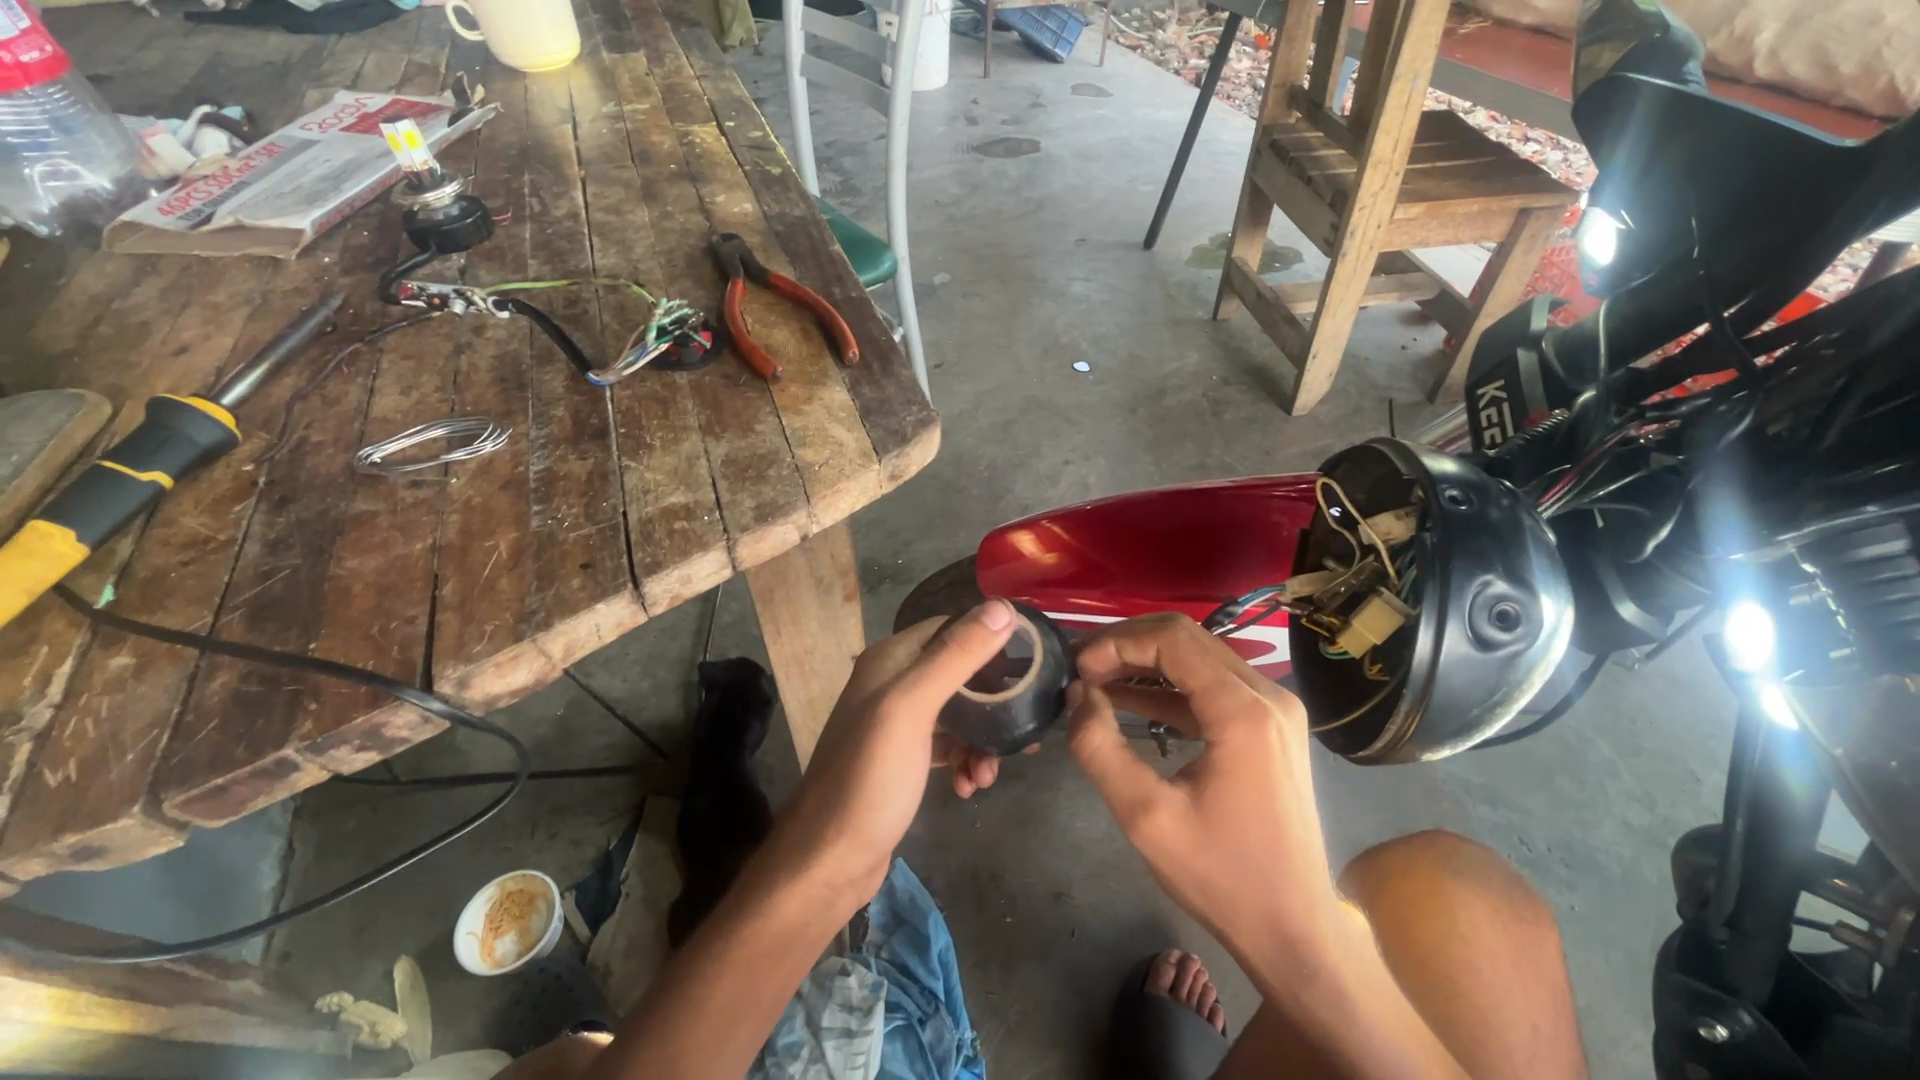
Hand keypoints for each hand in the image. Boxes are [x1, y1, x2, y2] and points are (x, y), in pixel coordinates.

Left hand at [767, 599, 1022, 899]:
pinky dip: (964, 761)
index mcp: (890, 660)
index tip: (1033, 662)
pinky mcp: (903, 759)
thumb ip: (955, 656)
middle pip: (960, 673)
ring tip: (990, 772)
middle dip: (994, 700)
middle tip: (1024, 725)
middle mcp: (891, 683)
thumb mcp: (913, 709)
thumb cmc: (870, 778)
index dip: (991, 639)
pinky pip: (947, 746)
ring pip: (959, 714)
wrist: (830, 858)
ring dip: (983, 738)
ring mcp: (896, 723)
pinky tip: (969, 787)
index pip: (951, 627)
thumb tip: (1002, 607)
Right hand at [1067, 613, 1342, 959]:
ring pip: (1201, 657)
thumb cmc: (1220, 876)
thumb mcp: (1145, 817)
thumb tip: (1077, 695)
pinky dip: (1170, 688)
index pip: (1172, 640)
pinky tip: (1129, 701)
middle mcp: (1269, 696)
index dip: (1116, 644)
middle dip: (1128, 646)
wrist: (1293, 926)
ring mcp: (1276, 710)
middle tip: (1080, 669)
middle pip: (1188, 639)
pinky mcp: (1272, 727)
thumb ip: (1100, 748)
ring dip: (1147, 663)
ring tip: (1094, 681)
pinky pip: (1215, 686)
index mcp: (1243, 711)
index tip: (1076, 668)